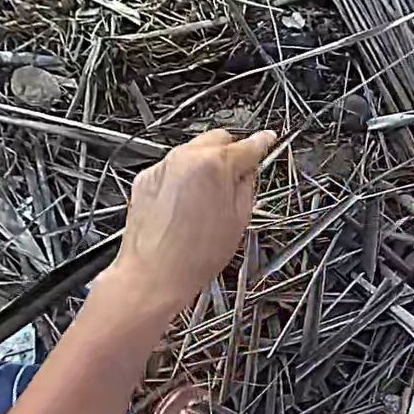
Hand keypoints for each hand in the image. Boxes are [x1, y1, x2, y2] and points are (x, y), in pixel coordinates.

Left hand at [105, 128, 277, 315]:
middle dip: (230, 154)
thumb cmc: (193, 256)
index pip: (247, 146)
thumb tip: (248, 171)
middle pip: (217, 139)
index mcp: (214, 165)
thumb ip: (247, 186)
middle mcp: (185, 158)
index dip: (262, 143)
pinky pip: (173, 169)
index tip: (267, 139)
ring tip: (208, 202)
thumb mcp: (238, 220)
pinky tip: (187, 207)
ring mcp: (163, 167)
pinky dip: (183, 179)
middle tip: (237, 178)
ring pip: (193, 152)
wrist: (153, 274)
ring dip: (205, 167)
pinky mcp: (146, 179)